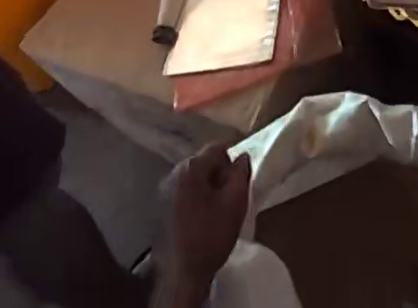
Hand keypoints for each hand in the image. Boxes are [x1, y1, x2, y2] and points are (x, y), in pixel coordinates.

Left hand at [159, 144, 251, 288]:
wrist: (188, 271)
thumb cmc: (213, 232)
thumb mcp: (236, 200)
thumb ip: (242, 172)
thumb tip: (243, 155)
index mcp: (193, 167)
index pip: (219, 147)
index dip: (235, 156)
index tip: (245, 171)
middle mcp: (179, 172)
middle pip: (209, 160)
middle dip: (225, 171)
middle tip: (237, 189)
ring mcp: (173, 188)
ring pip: (202, 175)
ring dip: (216, 183)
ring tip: (226, 202)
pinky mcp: (172, 204)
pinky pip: (194, 188)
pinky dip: (206, 193)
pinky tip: (213, 211)